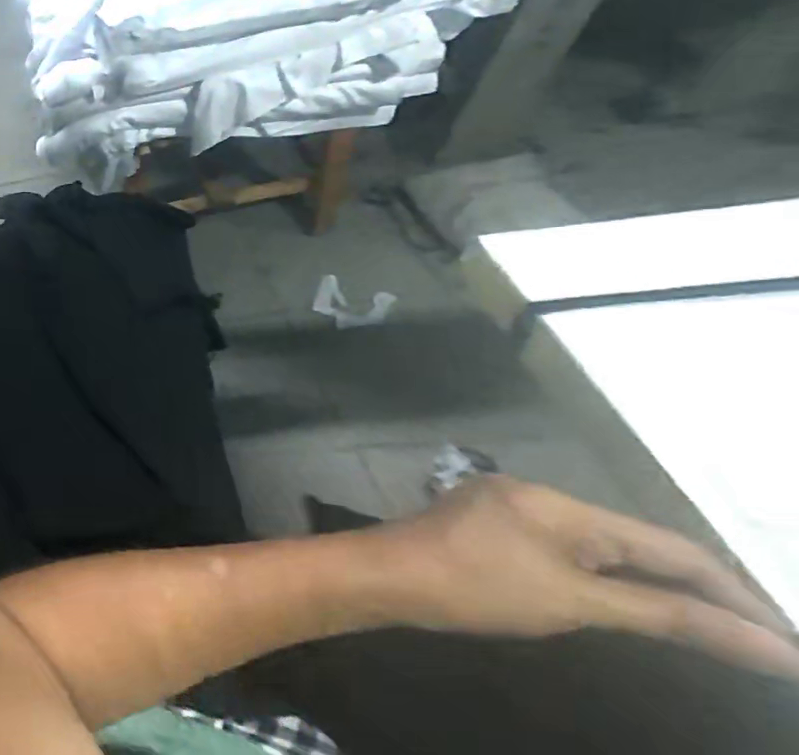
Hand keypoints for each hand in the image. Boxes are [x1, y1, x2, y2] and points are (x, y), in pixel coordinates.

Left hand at [378, 476, 798, 676]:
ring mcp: (504, 508)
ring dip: (650, 582)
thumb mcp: (576, 602)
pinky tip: (630, 603)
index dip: (735, 594)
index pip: (669, 545)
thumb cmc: (476, 585)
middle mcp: (533, 495)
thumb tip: (772, 647)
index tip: (786, 642)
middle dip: (696, 587)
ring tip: (711, 628)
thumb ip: (669, 617)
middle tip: (758, 640)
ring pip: (598, 546)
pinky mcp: (486, 526)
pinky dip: (603, 577)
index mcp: (557, 503)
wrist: (384, 576)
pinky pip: (562, 549)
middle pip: (634, 541)